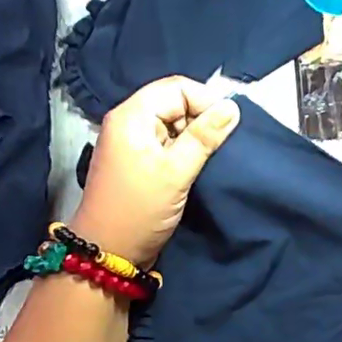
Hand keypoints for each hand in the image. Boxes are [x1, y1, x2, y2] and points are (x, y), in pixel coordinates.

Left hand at [72, 76, 240, 267]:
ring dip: (196, 139)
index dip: (206, 102)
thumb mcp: (176, 172)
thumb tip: (232, 108)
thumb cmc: (139, 210)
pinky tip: (199, 168)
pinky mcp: (141, 164)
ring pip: (175, 126)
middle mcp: (130, 123)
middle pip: (175, 104)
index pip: (177, 88)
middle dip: (202, 121)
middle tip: (221, 148)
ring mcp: (135, 145)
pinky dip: (187, 153)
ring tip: (211, 160)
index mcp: (132, 116)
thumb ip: (204, 137)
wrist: (109, 252)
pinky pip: (169, 146)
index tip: (229, 127)